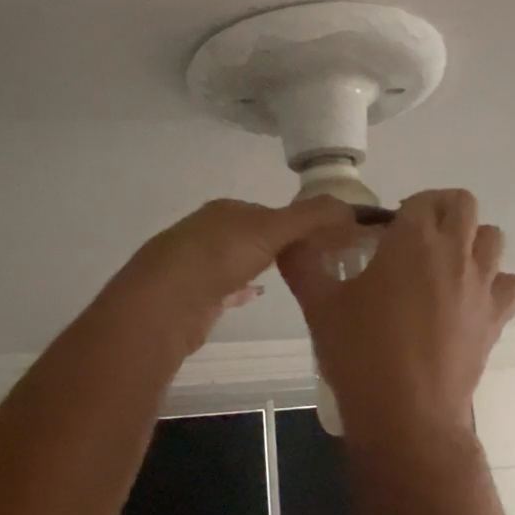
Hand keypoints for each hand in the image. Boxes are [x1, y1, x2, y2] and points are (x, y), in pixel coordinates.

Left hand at [105, 197, 355, 349]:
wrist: (164, 305)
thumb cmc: (217, 258)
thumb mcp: (272, 229)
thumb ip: (311, 218)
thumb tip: (350, 208)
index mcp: (225, 210)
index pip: (271, 210)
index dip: (300, 222)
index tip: (328, 238)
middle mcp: (207, 232)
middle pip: (253, 235)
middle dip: (281, 244)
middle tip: (317, 261)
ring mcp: (196, 265)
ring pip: (238, 261)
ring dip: (261, 265)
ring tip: (295, 277)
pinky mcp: (192, 298)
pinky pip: (225, 289)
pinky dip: (241, 289)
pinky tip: (255, 295)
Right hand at [278, 189, 514, 437]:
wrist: (406, 414)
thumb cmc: (359, 353)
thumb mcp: (318, 305)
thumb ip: (303, 263)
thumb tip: (292, 241)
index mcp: (413, 241)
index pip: (420, 200)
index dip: (401, 210)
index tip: (383, 234)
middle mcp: (455, 253)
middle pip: (463, 205)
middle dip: (440, 211)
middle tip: (413, 240)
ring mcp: (482, 285)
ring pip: (493, 238)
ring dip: (471, 242)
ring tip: (443, 267)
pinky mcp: (497, 318)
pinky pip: (512, 285)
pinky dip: (497, 284)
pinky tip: (471, 300)